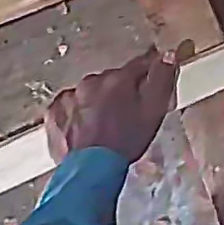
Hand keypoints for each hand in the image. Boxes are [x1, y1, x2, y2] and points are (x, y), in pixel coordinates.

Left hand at [43, 42, 190, 162]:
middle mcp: (93, 81)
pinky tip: (90, 126)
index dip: (152, 67)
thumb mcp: (155, 108)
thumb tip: (167, 55)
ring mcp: (71, 97)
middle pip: (115, 78)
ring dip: (102, 99)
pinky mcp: (56, 114)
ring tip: (110, 122)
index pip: (141, 62)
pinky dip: (82, 111)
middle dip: (124, 88)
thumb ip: (163, 78)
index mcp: (118, 77)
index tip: (157, 72)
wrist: (91, 169)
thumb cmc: (126, 139)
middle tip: (132, 109)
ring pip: (94, 91)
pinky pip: (74, 105)